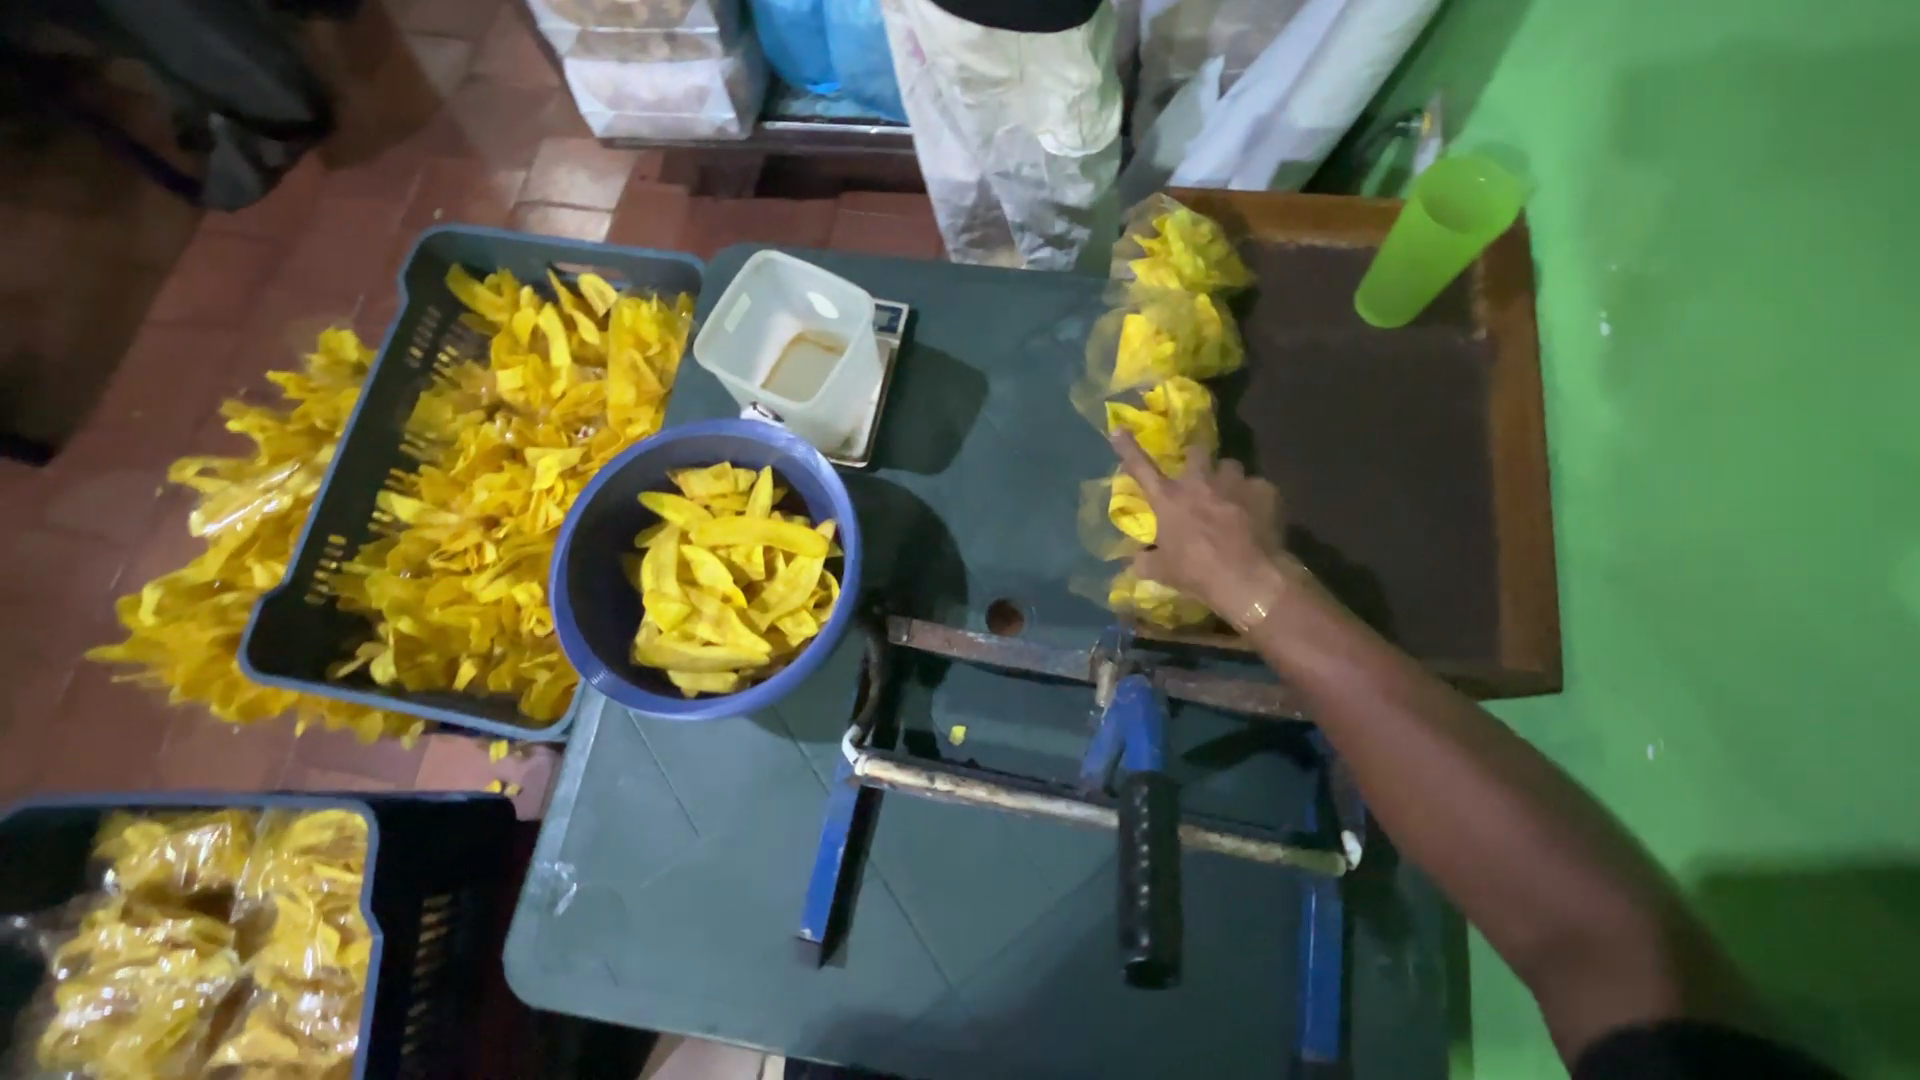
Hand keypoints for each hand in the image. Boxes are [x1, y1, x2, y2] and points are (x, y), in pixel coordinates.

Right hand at [1111, 433, 1292, 621]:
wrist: (1248, 578)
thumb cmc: (1197, 573)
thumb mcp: (1162, 572)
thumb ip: (1146, 561)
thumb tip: (1138, 559)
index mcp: (1169, 499)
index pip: (1140, 467)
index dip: (1127, 447)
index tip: (1118, 429)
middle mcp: (1199, 482)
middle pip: (1196, 452)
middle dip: (1196, 459)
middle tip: (1200, 476)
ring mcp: (1234, 482)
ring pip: (1230, 466)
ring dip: (1227, 478)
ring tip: (1232, 497)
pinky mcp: (1264, 490)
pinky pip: (1258, 487)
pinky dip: (1255, 499)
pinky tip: (1258, 516)